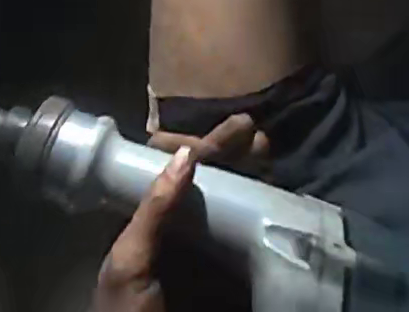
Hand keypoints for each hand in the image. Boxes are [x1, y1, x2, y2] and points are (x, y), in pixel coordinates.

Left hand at [94, 116, 268, 311]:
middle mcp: (180, 231)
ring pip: (233, 200)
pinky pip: (252, 236)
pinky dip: (267, 210)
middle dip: (235, 152)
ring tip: (269, 152)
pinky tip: (280, 192)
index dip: (204, 144)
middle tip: (258, 134)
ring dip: (253, 172)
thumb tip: (185, 152)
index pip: (176, 169)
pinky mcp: (234, 277)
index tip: (234, 129)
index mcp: (149, 224)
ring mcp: (209, 254)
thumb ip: (154, 209)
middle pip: (210, 179)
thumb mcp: (128, 267)